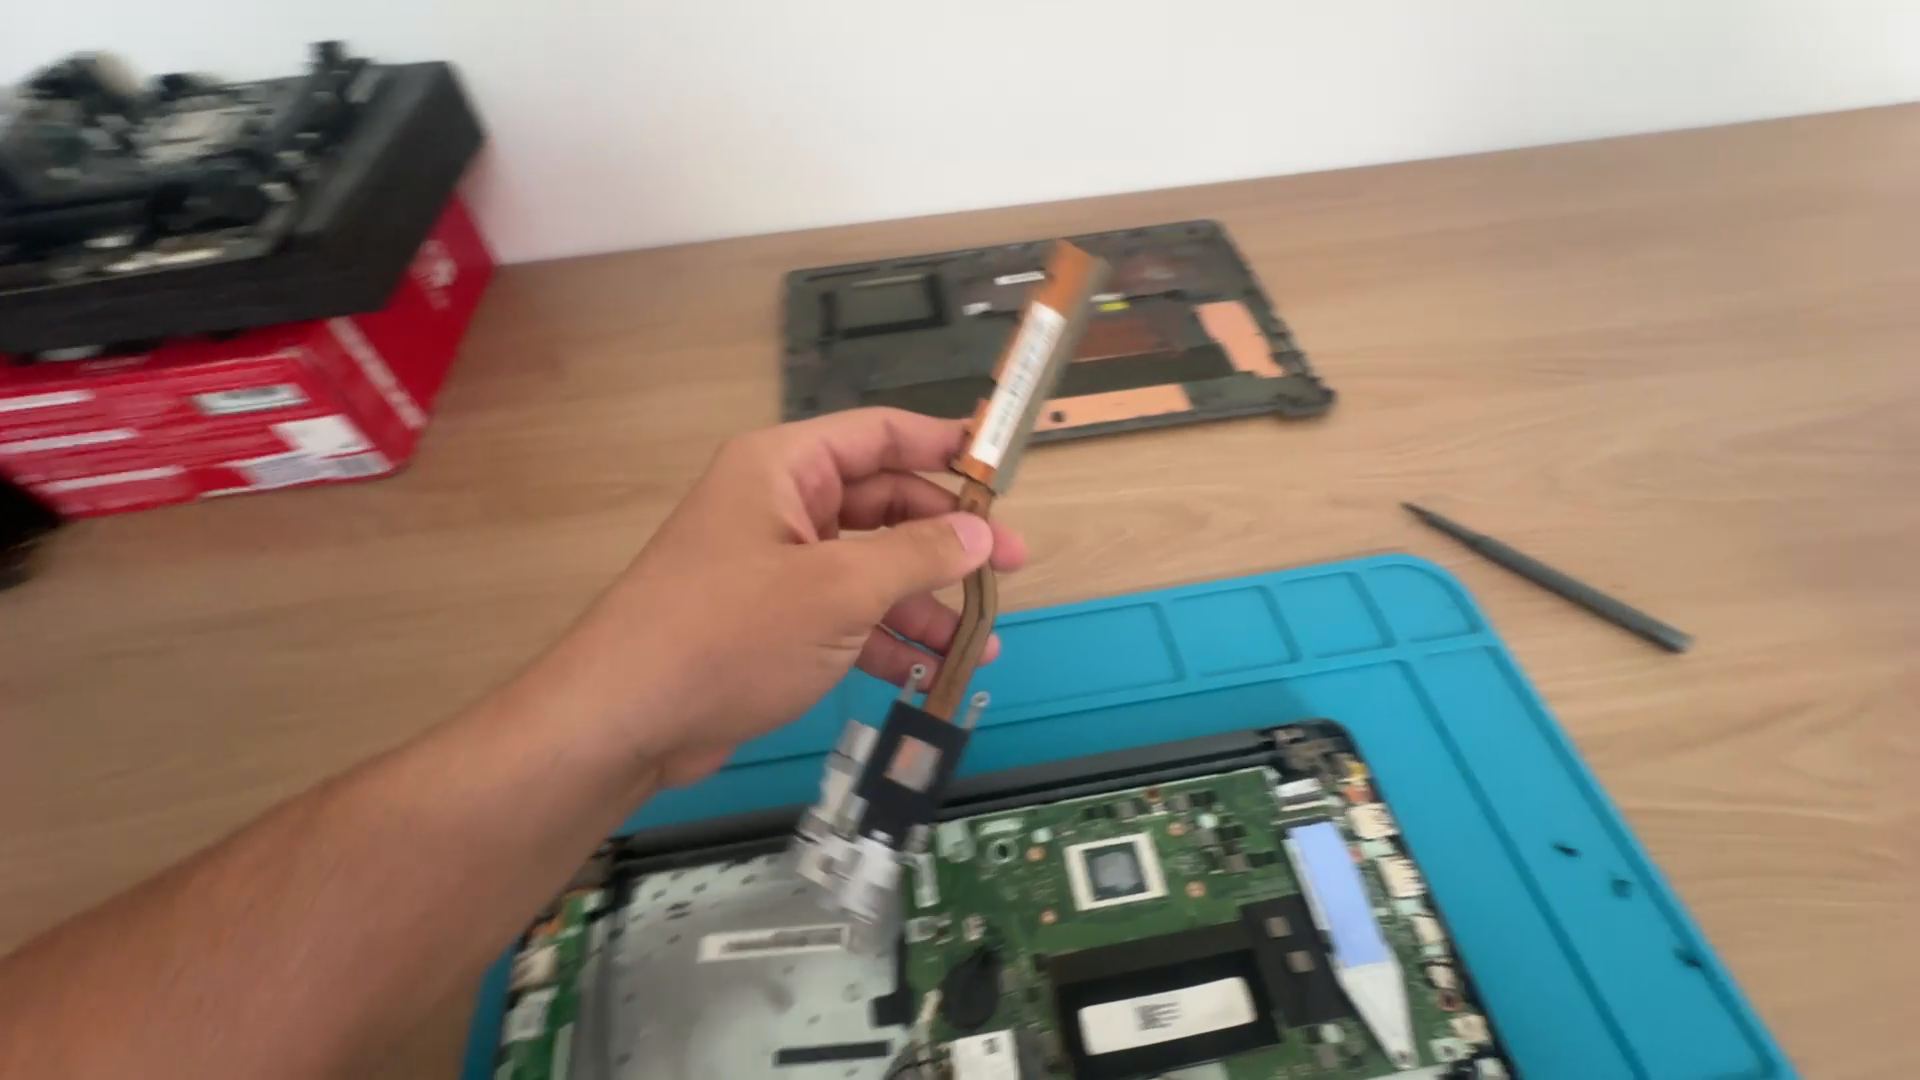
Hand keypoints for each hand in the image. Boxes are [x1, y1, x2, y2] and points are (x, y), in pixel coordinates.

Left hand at [537, 408, 1027, 785]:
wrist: (624, 722)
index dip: (944, 446)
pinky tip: (928, 669)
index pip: (881, 435)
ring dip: (925, 602)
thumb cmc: (730, 633)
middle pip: (886, 507)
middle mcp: (784, 506)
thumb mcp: (837, 589)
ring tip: (981, 640)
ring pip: (872, 568)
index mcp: (787, 468)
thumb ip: (916, 555)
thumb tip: (980, 532)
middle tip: (1009, 568)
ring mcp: (780, 567)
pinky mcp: (777, 621)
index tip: (1000, 469)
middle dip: (947, 542)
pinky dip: (888, 638)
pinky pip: (848, 614)